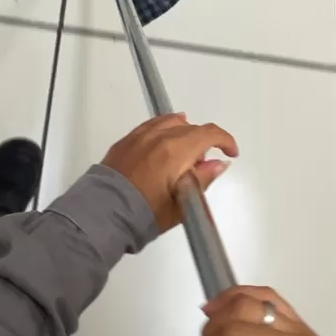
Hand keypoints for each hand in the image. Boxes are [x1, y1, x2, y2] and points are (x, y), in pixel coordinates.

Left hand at [99, 113, 237, 231]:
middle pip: (191, 128)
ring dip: (185, 132)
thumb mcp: (181, 204)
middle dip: (205, 142)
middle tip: (203, 166)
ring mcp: (140, 135)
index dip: (225, 141)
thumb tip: (217, 164)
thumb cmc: (146, 213)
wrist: (104, 213)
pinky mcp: (126, 140)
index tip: (231, 154)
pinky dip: (165, 127)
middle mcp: (159, 136)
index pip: (208, 134)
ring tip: (187, 149)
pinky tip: (167, 135)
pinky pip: (152, 125)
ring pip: (171, 122)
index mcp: (176, 151)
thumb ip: (202, 180)